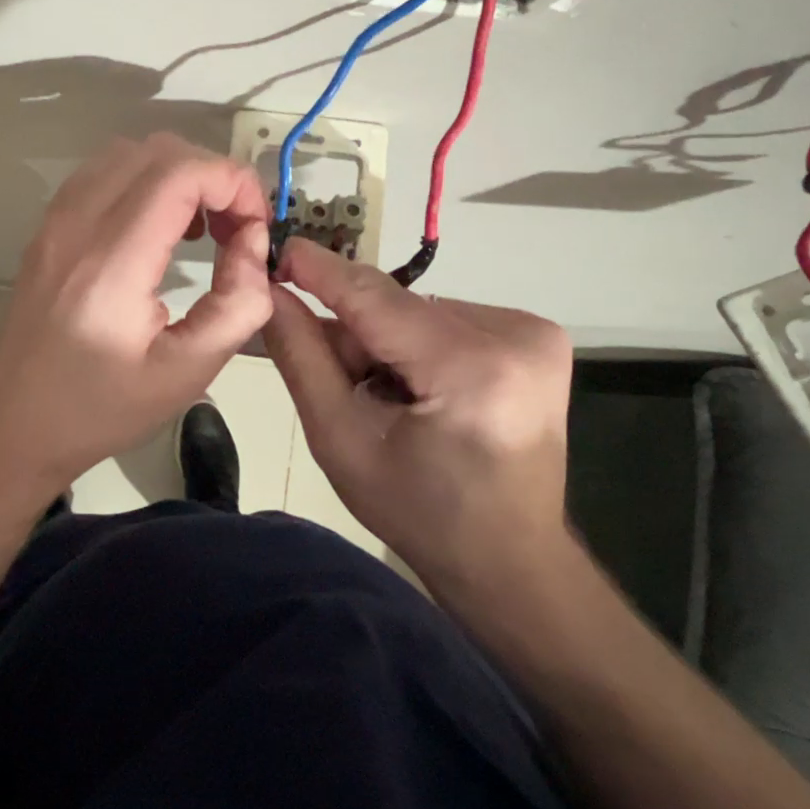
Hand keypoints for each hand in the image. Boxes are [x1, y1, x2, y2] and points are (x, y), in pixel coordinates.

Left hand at [0, 134, 272, 509]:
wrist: (14, 425)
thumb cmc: (98, 409)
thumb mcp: (184, 374)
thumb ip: (236, 307)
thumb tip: (253, 248)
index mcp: (111, 260)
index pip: (180, 172)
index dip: (233, 183)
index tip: (256, 229)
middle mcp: (77, 225)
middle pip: (156, 151)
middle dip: (211, 176)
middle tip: (235, 231)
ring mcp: (54, 223)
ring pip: (126, 154)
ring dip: (176, 175)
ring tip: (202, 230)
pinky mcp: (46, 232)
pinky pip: (100, 175)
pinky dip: (141, 182)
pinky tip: (158, 231)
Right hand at [261, 238, 573, 587]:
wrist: (508, 558)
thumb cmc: (417, 511)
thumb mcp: (340, 440)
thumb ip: (302, 357)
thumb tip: (270, 294)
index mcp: (471, 368)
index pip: (374, 297)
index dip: (318, 271)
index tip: (273, 250)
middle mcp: (516, 334)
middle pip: (395, 307)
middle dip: (354, 333)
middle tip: (339, 386)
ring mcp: (535, 332)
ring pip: (418, 311)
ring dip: (385, 341)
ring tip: (386, 401)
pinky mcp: (538, 336)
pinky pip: (448, 320)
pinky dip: (417, 346)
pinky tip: (419, 392)